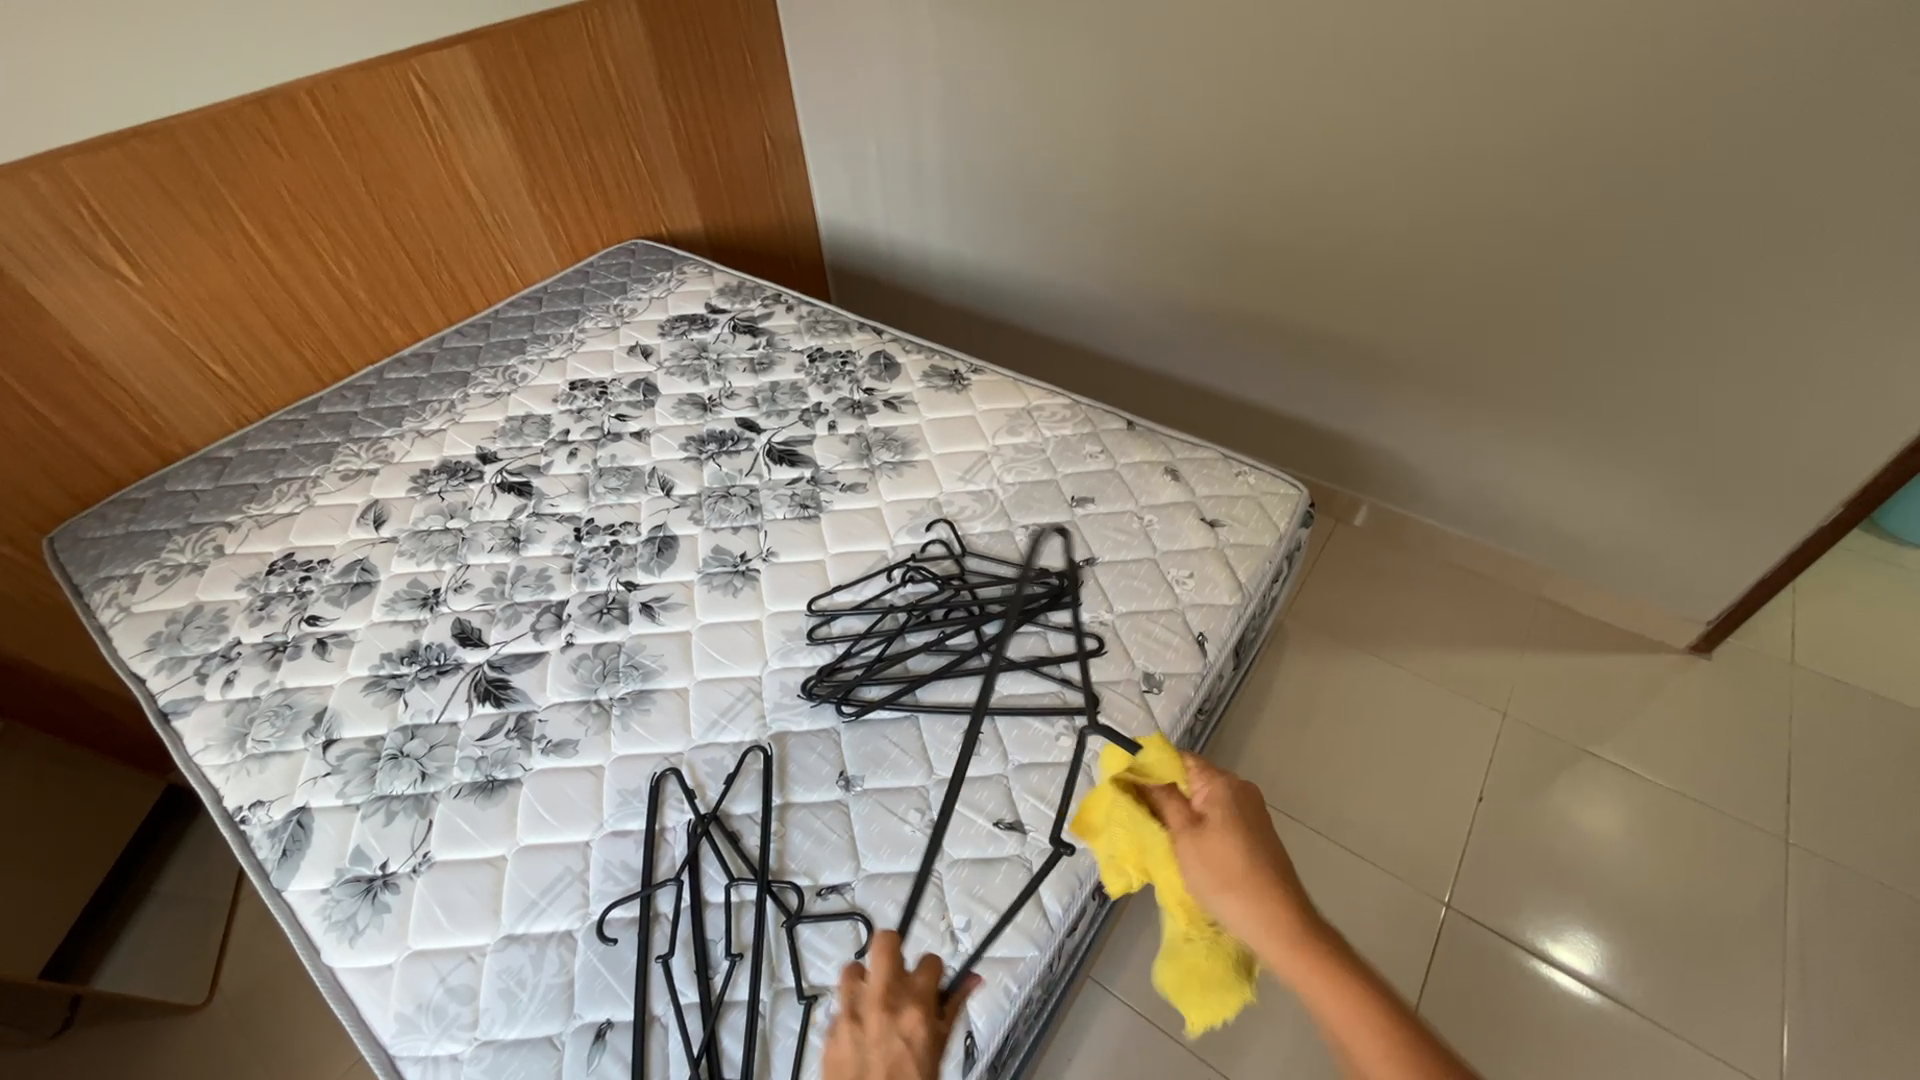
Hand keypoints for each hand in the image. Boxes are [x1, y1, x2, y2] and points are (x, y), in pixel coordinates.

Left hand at [822, 931, 978, 1079]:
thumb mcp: (940, 1048)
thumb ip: (953, 1007)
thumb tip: (974, 978)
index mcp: (916, 1004)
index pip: (930, 960)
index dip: (932, 971)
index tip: (929, 983)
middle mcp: (883, 998)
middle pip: (885, 941)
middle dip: (893, 949)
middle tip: (898, 972)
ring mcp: (852, 1011)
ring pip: (853, 968)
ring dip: (864, 980)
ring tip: (872, 998)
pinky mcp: (830, 1028)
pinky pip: (839, 1005)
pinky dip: (850, 1011)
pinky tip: (859, 1028)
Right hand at [1135, 754, 1324, 957]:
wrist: (1279, 922)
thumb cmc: (1224, 877)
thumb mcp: (1183, 836)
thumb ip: (1162, 799)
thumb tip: (1141, 772)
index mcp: (1221, 782)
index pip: (1178, 757)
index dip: (1150, 766)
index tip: (1127, 784)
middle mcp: (1240, 787)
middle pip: (1192, 777)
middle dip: (1164, 791)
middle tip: (1137, 812)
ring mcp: (1252, 809)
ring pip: (1205, 798)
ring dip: (1182, 810)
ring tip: (1159, 832)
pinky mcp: (1256, 830)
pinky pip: (1220, 815)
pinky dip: (1201, 824)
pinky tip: (1188, 847)